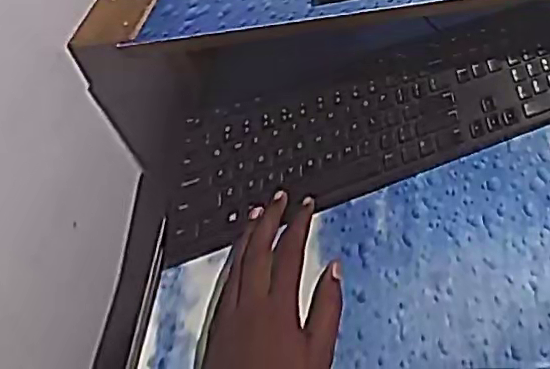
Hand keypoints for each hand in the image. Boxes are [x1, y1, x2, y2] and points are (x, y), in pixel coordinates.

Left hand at [203, 191, 343, 368]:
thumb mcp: (317, 355)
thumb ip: (327, 308)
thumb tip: (334, 268)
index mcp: (277, 306)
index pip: (289, 250)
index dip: (298, 222)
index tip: (306, 204)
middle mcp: (249, 303)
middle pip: (259, 247)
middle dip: (271, 216)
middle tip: (280, 196)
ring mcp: (228, 314)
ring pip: (237, 260)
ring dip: (249, 232)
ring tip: (258, 213)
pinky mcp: (215, 328)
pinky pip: (225, 279)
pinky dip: (234, 258)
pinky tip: (239, 254)